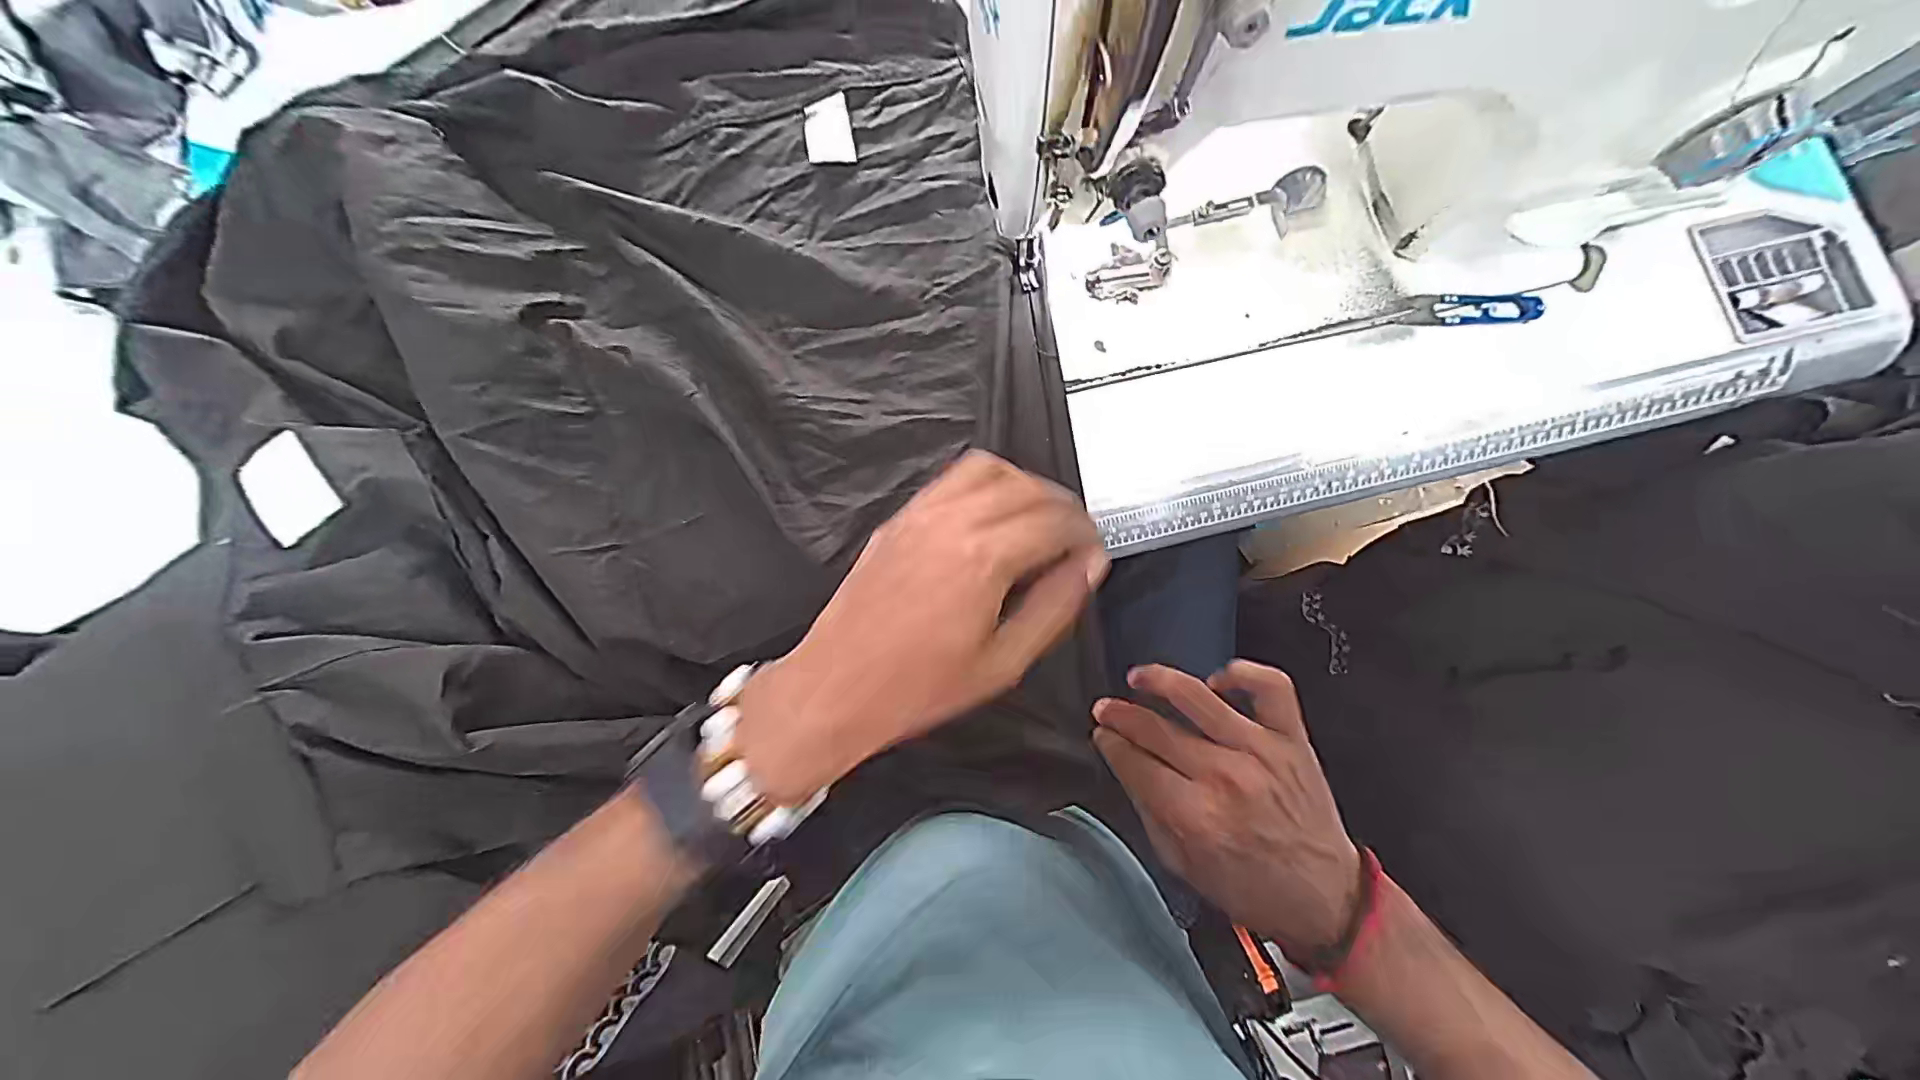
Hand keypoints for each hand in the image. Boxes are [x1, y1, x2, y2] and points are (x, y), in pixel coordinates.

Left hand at [736, 451, 1108, 803]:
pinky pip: (951, 478)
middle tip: (1074, 537)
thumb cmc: (910, 687)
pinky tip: (990, 513)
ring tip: (1038, 519)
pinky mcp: (898, 520)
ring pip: (990, 469)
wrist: (837, 686)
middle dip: (1064, 507)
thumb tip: (1085, 570)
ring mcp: (919, 517)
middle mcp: (950, 524)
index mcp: (981, 559)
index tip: (1092, 552)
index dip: (1085, 533)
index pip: (1055, 520)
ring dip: (1026, 486)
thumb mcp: (1002, 663)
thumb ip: (1053, 607)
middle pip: (1029, 487)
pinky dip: (984, 483)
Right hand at [1093, 661, 1360, 955]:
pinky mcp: (1291, 740)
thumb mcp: (1182, 865)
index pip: (1133, 760)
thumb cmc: (1254, 888)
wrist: (1325, 899)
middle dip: (1120, 714)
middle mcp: (1224, 777)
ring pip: (1197, 697)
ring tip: (1140, 678)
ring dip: (1158, 680)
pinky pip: (1270, 688)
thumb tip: (1124, 766)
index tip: (1102, 735)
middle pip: (1154, 728)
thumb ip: (1148, 811)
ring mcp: (1260, 752)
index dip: (1109, 743)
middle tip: (1107, 709)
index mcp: (1194, 816)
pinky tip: (1217, 680)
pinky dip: (1243, 674)